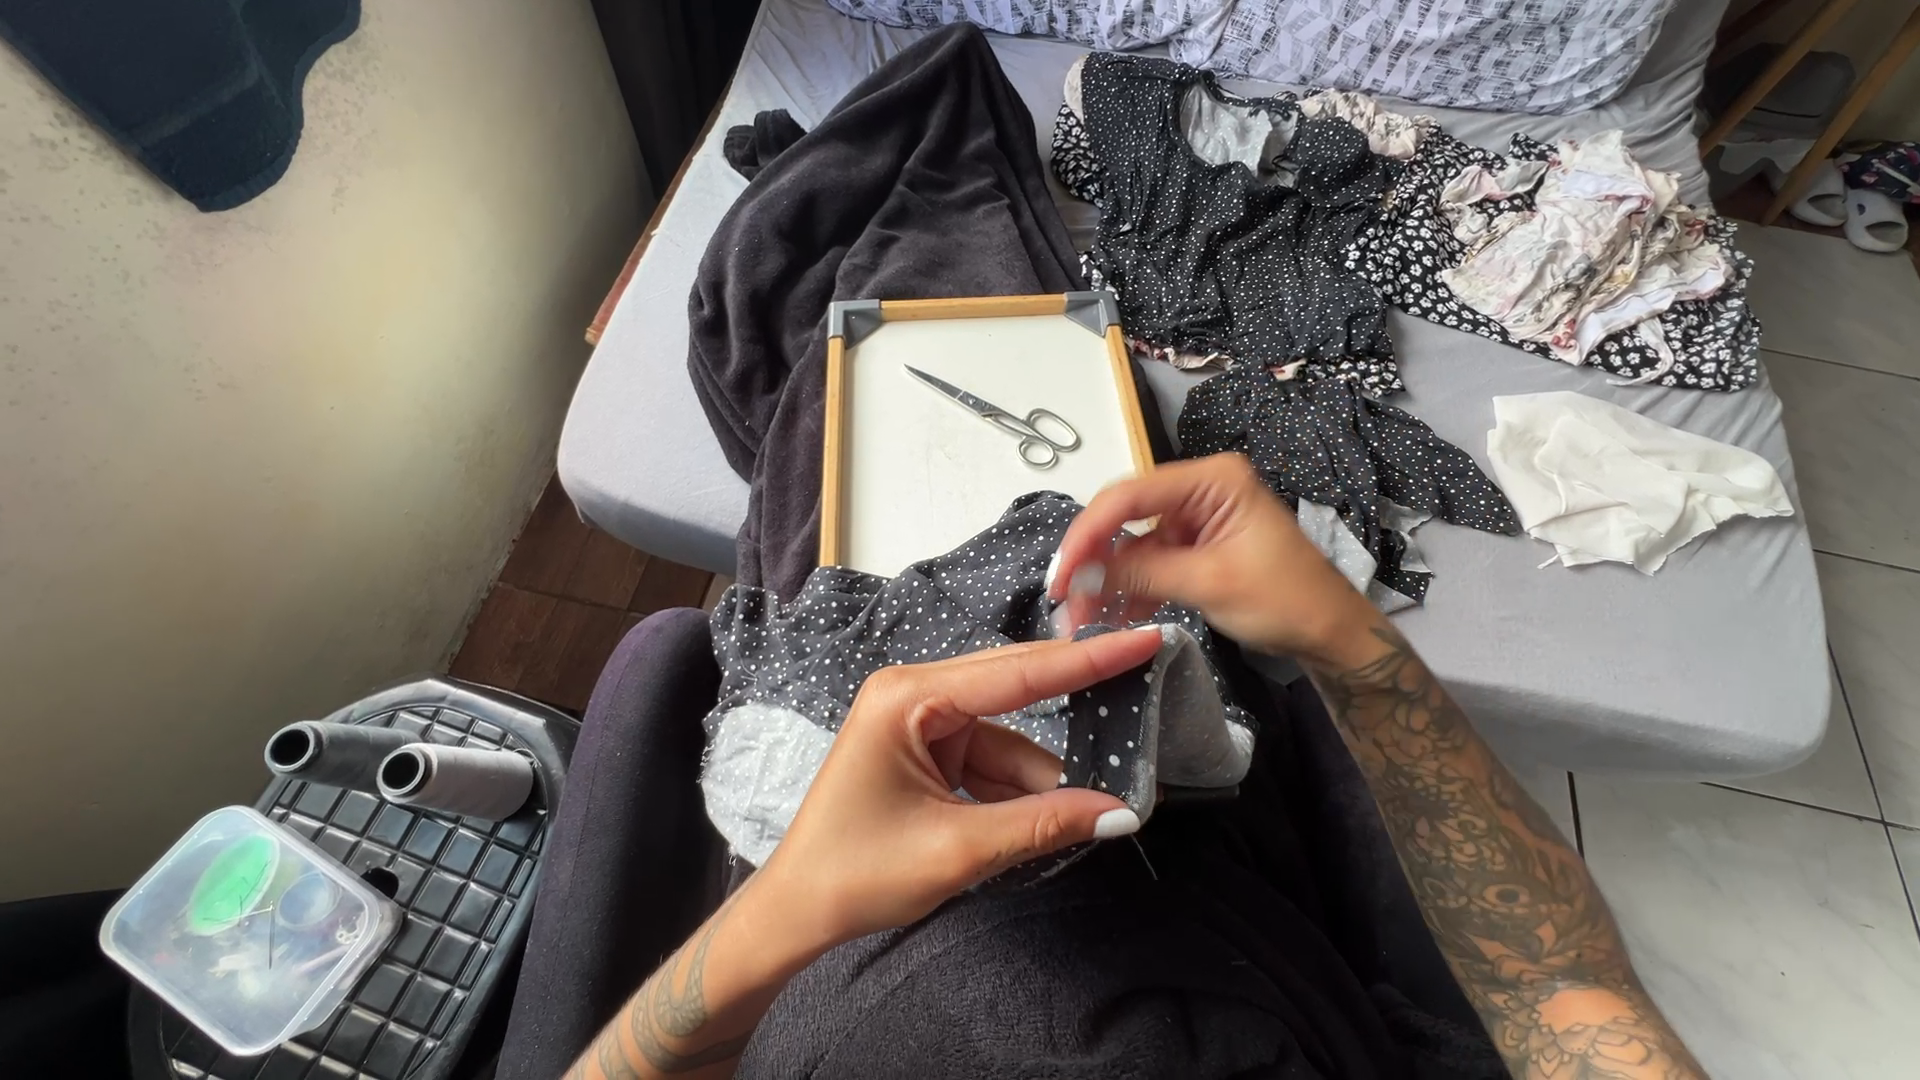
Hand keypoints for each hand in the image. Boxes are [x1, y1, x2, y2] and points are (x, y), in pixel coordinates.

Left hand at [752, 629, 1160, 952]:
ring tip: (1093, 810)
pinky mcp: (926, 748)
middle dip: (1075, 702)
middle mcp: (914, 692)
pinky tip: (1047, 818)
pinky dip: (1017, 789)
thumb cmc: (858, 874)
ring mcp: (920, 720)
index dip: (1087, 660)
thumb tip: (1121, 813)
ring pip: (1008, 736)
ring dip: (1043, 777)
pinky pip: (989, 759)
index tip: (1143, 639)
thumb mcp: (957, 850)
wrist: (796, 912)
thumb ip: (1043, 824)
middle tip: (1142, 687)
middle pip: (1014, 689)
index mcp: (909, 696)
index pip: (1016, 674)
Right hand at [1050, 454, 1379, 664]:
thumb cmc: (1285, 600)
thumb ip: (1139, 574)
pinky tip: (1109, 615)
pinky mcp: (1192, 548)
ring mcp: (1194, 519)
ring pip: (1131, 544)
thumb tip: (1079, 576)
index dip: (1088, 532)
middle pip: (1124, 516)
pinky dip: (1129, 589)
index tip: (1062, 572)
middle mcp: (1197, 490)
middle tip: (1063, 595)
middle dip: (1093, 558)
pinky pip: (1148, 563)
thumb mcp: (1209, 584)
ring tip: (1080, 615)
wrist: (1330, 634)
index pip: (1130, 494)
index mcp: (1211, 479)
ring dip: (1106, 580)